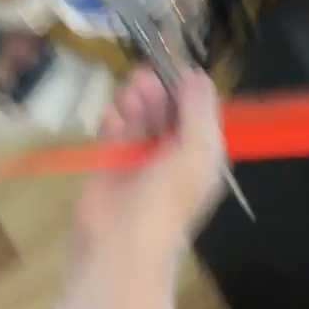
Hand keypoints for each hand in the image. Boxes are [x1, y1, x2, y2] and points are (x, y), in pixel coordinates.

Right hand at [56, 68, 224, 308]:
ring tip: (128, 86)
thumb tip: (196, 74)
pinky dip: (111, 119)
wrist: (119, 245)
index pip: (197, 112)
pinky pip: (112, 134)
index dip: (187, 88)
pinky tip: (111, 110)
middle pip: (166, 112)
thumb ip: (197, 112)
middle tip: (145, 71)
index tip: (174, 63)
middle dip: (158, 90)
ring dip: (135, 101)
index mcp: (200, 154)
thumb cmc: (165, 202)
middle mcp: (171, 155)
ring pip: (138, 119)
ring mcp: (138, 161)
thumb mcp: (195, 153)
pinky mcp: (107, 167)